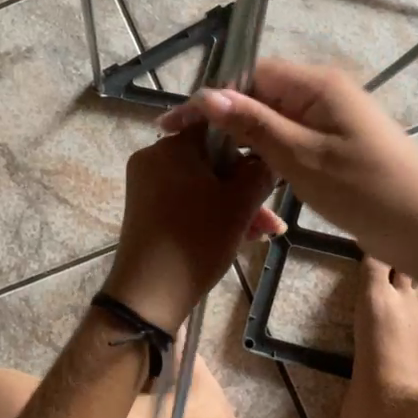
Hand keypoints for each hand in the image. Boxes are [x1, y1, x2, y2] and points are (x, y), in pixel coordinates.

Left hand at [100, 127, 276, 332]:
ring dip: (234, 205)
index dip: (247, 142)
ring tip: (264, 232)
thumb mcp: (240, 203)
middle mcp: (153, 158)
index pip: (216, 125)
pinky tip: (242, 238)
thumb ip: (260, 171)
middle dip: (244, 185)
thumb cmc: (197, 239)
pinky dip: (212, 214)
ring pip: (202, 185)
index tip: (269, 164)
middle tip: (271, 213)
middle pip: (210, 159)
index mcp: (172, 146)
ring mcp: (146, 185)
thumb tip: (268, 155)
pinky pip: (186, 201)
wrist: (149, 292)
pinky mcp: (146, 210)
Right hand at [156, 59, 417, 259]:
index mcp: (317, 85)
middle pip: (258, 93)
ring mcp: (330, 119)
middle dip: (223, 118)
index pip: (249, 75)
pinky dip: (265, 152)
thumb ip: (253, 124)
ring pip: (271, 118)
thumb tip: (207, 96)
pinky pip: (288, 137)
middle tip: (189, 150)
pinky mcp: (334, 144)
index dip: (211, 99)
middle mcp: (322, 93)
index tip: (176, 127)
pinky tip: (247, 173)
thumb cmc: (365, 189)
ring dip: (243, 137)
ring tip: (212, 165)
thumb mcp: (301, 157)